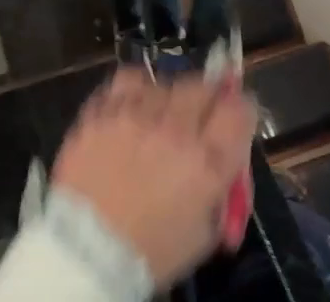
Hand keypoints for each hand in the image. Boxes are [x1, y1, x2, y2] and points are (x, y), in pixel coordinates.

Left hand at [50, 68, 256, 287]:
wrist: (87, 247)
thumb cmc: (151, 250)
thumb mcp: (204, 231)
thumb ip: (217, 188)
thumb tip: (221, 163)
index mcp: (207, 162)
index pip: (239, 111)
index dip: (241, 109)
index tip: (236, 114)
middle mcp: (175, 129)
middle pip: (203, 87)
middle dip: (209, 96)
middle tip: (203, 111)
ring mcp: (135, 114)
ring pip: (164, 82)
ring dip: (171, 95)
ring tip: (164, 111)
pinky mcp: (103, 110)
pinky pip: (126, 80)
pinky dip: (136, 87)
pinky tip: (133, 103)